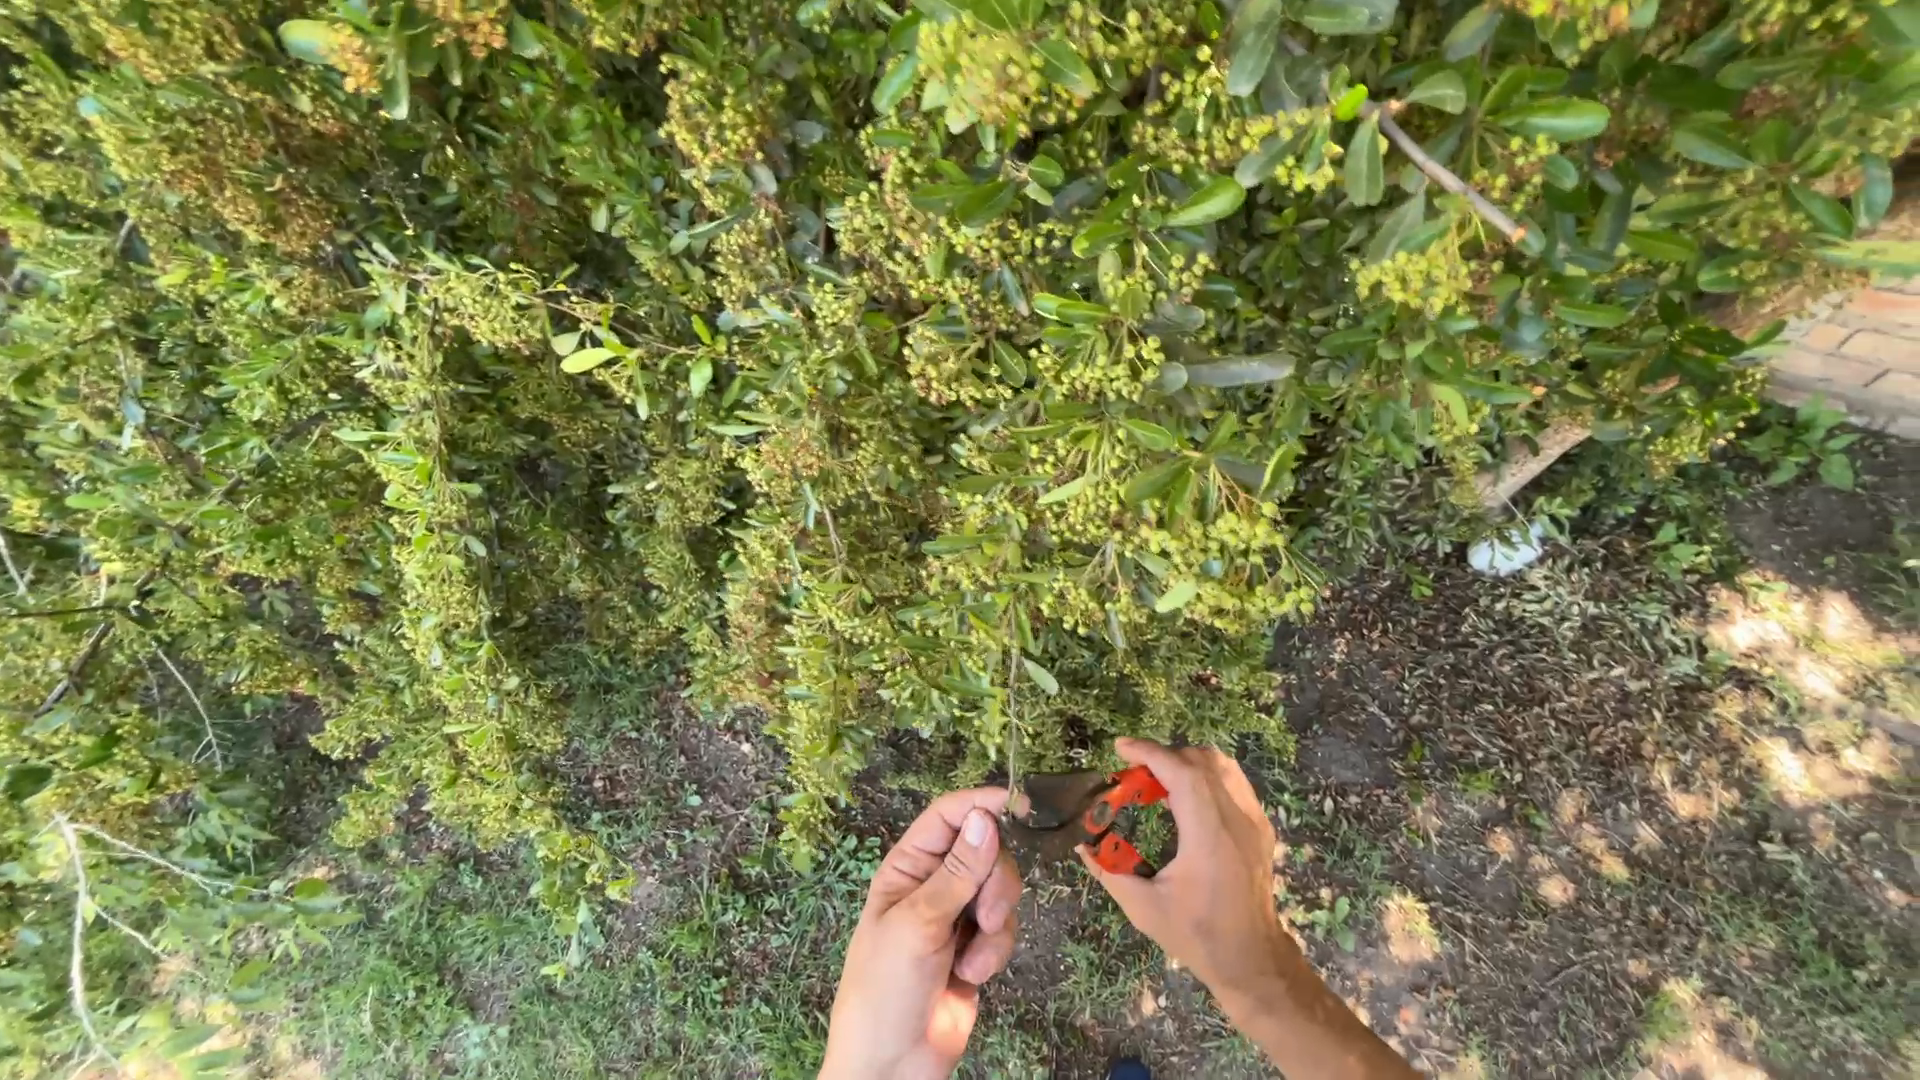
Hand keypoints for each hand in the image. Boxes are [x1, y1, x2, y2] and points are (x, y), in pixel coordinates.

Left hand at [820, 788, 1022, 1079]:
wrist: (891, 1068)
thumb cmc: (886, 986)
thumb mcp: (918, 923)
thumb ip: (957, 872)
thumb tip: (985, 816)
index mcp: (908, 865)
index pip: (948, 816)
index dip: (981, 804)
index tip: (1020, 804)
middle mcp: (934, 883)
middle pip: (986, 851)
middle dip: (994, 882)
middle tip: (985, 914)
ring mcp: (957, 916)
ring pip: (1000, 890)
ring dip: (994, 923)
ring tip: (972, 957)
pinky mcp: (976, 948)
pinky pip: (1003, 929)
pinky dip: (994, 952)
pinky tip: (971, 976)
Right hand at [1075, 738, 1289, 997]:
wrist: (1254, 960)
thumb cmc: (1197, 934)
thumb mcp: (1143, 908)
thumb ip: (1109, 870)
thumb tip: (1081, 844)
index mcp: (1208, 836)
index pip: (1181, 773)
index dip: (1149, 752)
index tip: (1120, 748)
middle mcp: (1236, 819)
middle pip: (1200, 760)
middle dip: (1163, 757)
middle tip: (1134, 775)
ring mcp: (1254, 820)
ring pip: (1222, 764)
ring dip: (1187, 762)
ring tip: (1160, 781)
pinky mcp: (1262, 826)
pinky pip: (1234, 780)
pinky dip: (1207, 774)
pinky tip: (1188, 795)